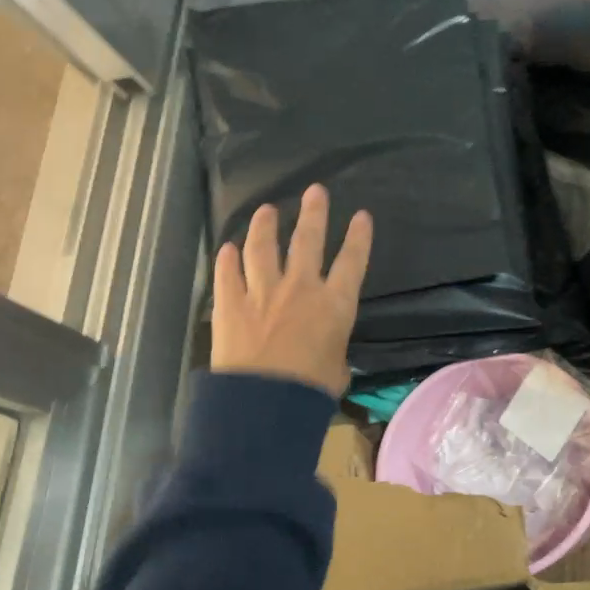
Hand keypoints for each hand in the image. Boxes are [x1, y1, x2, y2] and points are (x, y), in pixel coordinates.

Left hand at [212, 184, 372, 398]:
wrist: (265, 399)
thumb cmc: (313, 388)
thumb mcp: (337, 366)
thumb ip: (332, 347)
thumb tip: (326, 349)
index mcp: (335, 304)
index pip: (353, 262)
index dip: (359, 237)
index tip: (361, 216)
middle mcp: (301, 288)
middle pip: (307, 241)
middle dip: (314, 214)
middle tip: (315, 191)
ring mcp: (262, 292)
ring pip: (263, 248)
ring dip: (265, 226)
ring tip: (268, 210)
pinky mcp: (229, 304)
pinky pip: (228, 273)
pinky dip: (228, 258)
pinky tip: (228, 248)